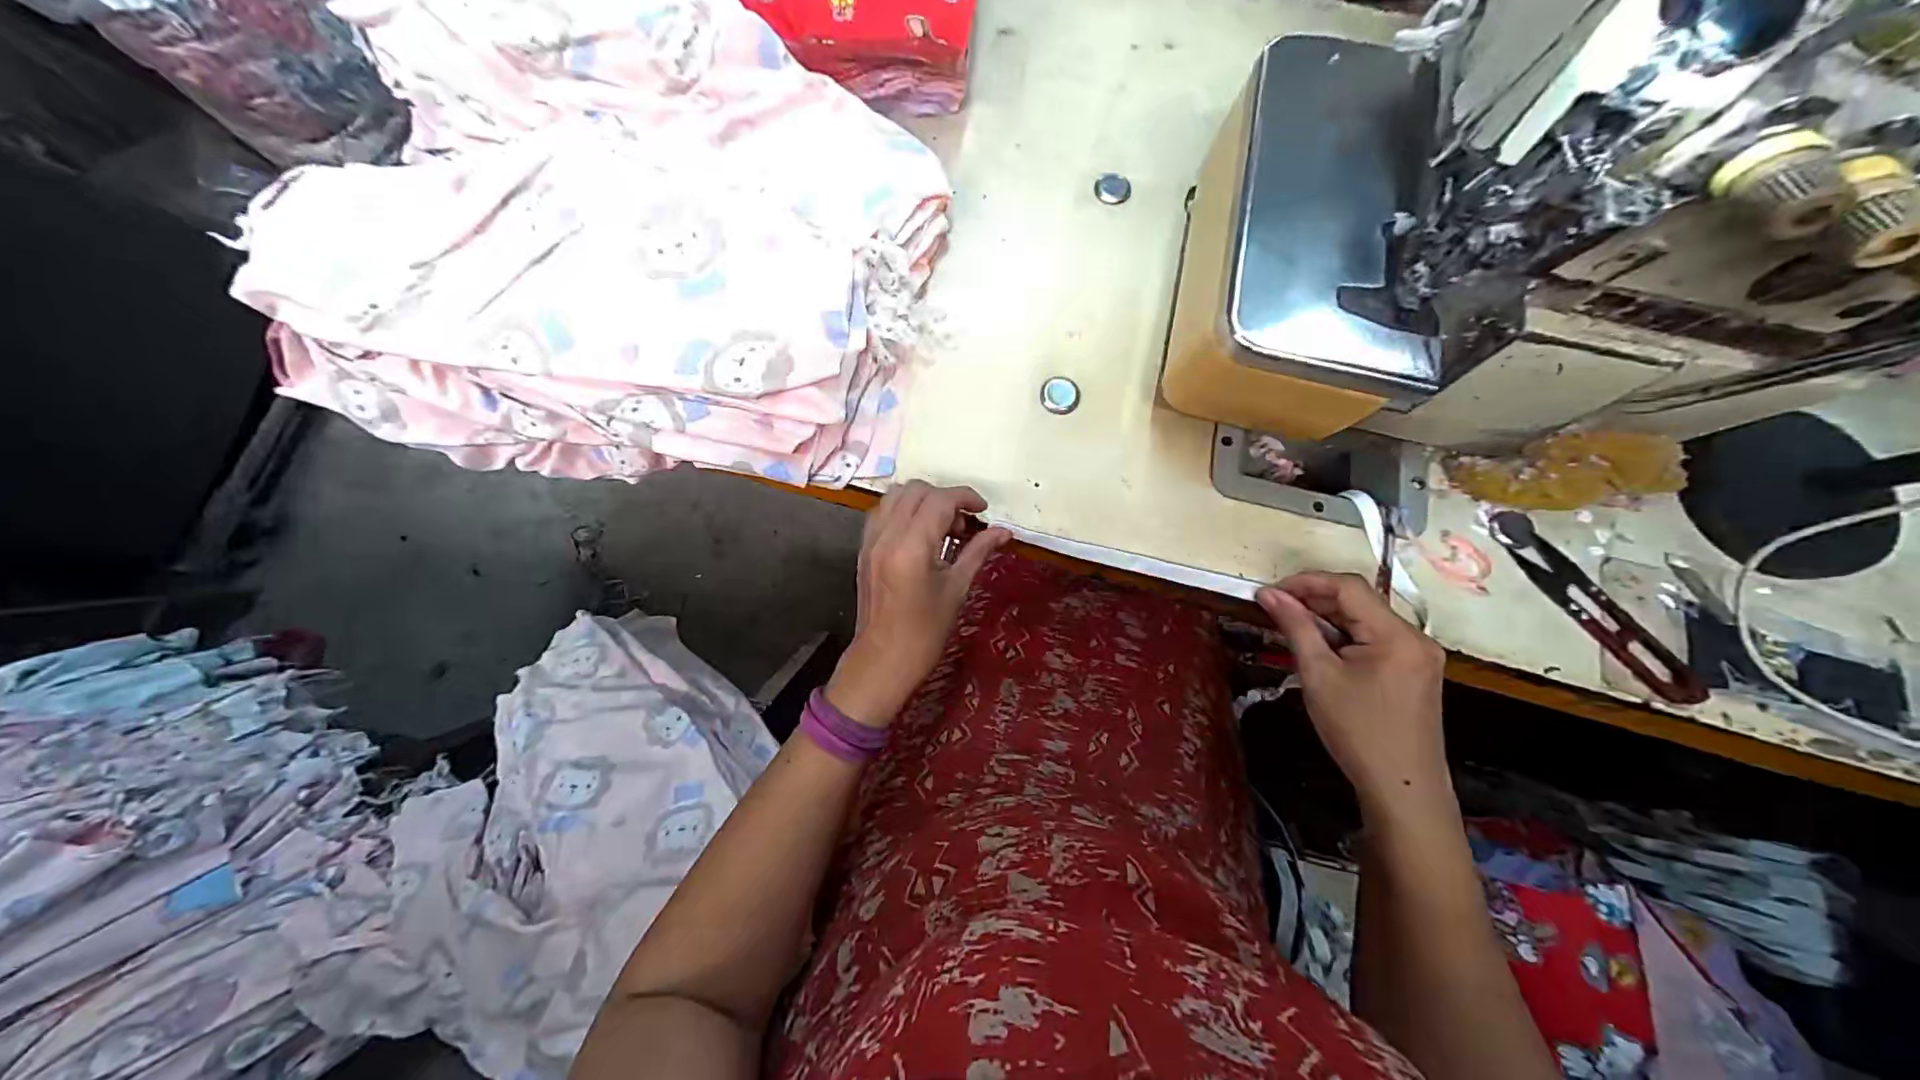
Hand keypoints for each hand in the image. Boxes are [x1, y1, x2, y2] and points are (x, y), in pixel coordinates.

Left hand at [826, 481, 1010, 727]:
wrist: (884, 660)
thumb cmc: (925, 632)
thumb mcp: (957, 589)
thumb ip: (978, 552)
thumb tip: (1003, 532)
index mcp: (911, 547)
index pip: (939, 500)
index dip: (965, 498)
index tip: (983, 510)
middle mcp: (886, 536)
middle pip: (916, 490)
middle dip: (944, 498)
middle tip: (963, 525)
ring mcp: (871, 541)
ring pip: (896, 496)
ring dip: (922, 501)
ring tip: (942, 529)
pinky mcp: (864, 549)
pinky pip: (882, 513)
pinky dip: (903, 512)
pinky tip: (920, 536)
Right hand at [1256, 573, 1450, 818]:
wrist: (1401, 787)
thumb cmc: (1356, 731)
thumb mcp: (1318, 675)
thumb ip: (1295, 627)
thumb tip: (1269, 594)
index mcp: (1397, 635)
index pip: (1349, 587)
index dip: (1307, 582)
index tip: (1271, 592)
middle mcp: (1416, 637)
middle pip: (1360, 601)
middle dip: (1315, 599)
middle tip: (1275, 610)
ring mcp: (1419, 655)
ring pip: (1367, 619)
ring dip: (1329, 618)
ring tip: (1292, 628)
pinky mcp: (1415, 670)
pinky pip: (1376, 639)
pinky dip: (1345, 636)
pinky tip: (1321, 648)